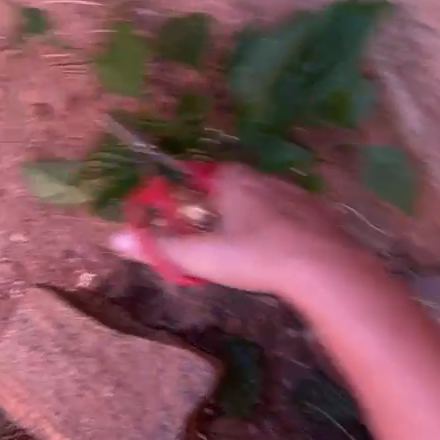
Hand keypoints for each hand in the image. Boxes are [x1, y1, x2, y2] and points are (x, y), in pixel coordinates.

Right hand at [108, 165, 371, 296]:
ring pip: (267, 198)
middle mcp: (265, 180)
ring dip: (254, 215)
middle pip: (238, 184)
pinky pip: (293, 215)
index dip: (196, 187)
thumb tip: (115, 239)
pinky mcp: (319, 215)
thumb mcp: (202, 256)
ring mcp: (296, 195)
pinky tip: (279, 250)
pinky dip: (282, 228)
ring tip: (246, 243)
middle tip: (214, 230)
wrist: (324, 266)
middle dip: (224, 203)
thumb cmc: (256, 256)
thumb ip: (161, 248)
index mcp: (235, 183)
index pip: (209, 173)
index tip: (189, 207)